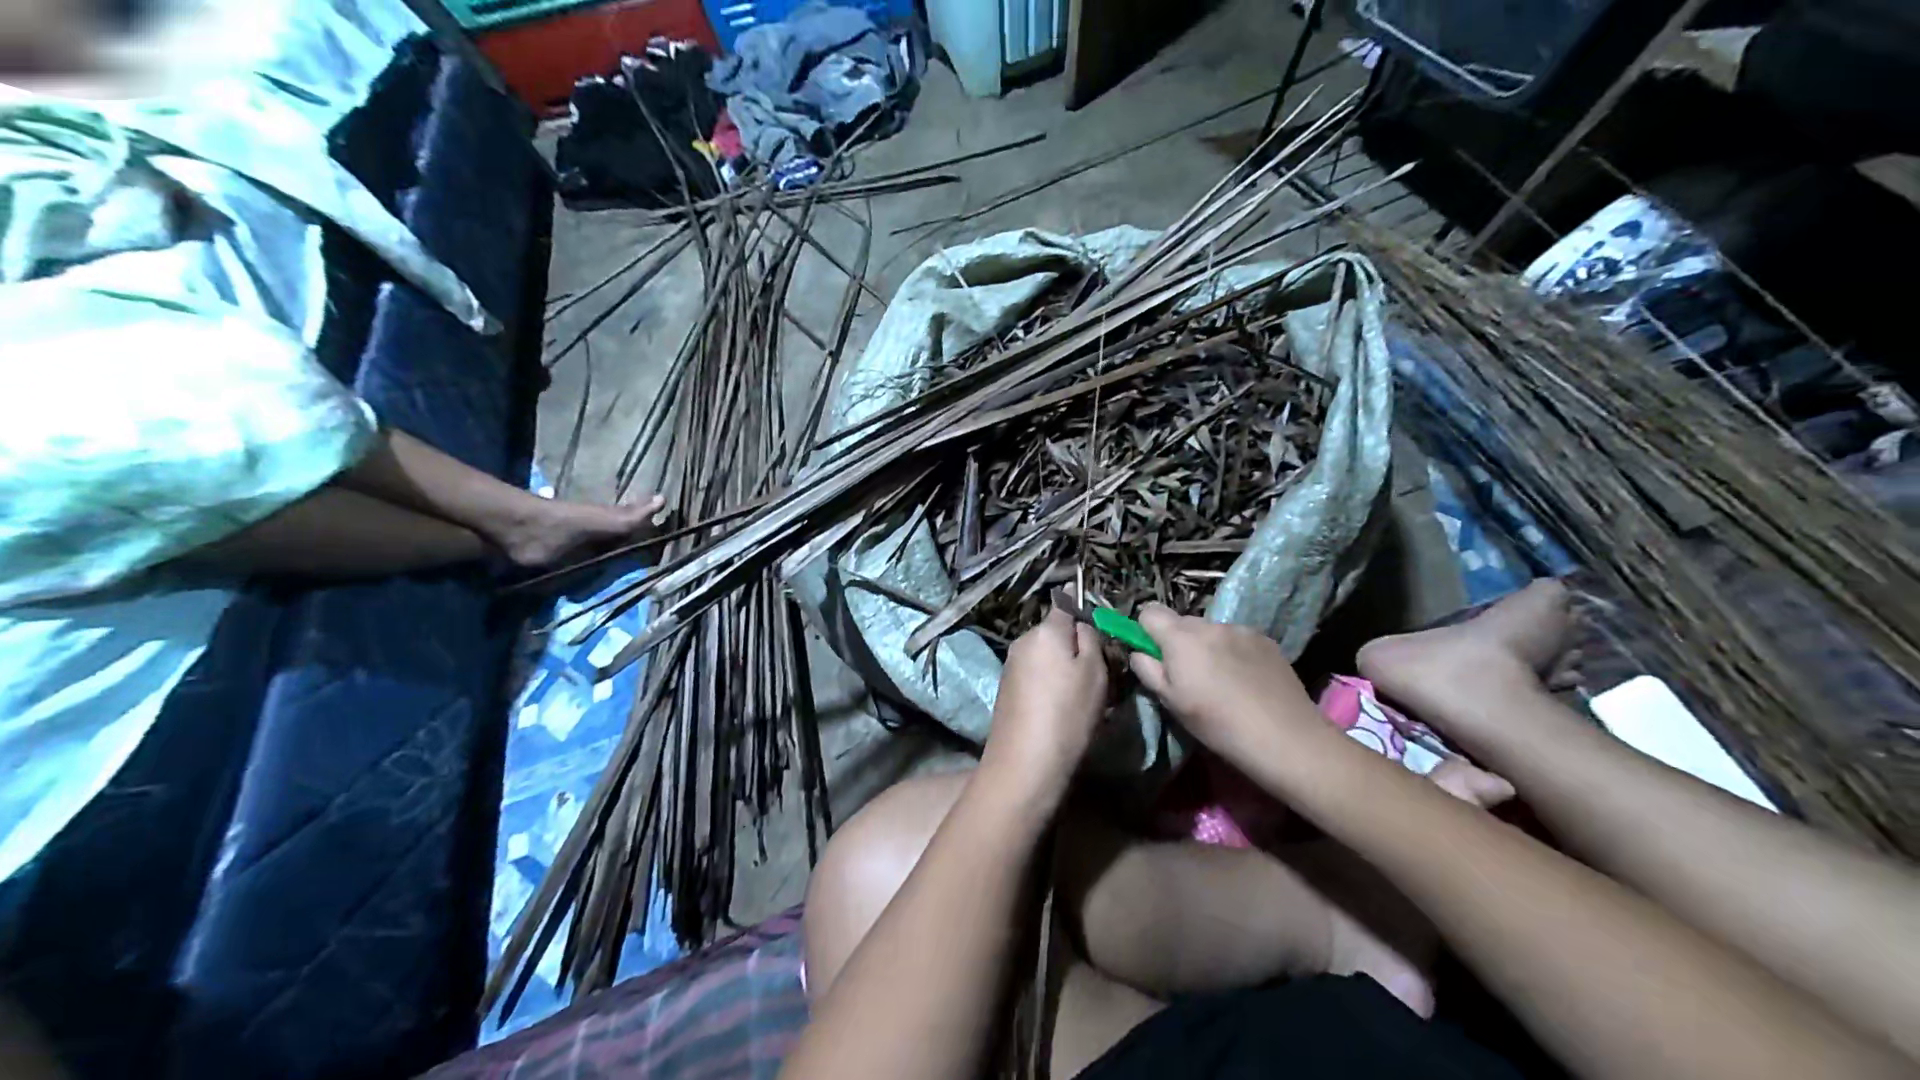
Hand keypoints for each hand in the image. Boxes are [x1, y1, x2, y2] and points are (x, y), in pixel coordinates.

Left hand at [981, 608, 1108, 802]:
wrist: (1025, 763)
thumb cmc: (1067, 713)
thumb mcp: (1094, 670)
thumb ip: (1090, 637)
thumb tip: (1081, 621)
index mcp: (1044, 630)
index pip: (1066, 603)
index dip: (1087, 609)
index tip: (1105, 628)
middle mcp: (1023, 641)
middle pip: (1057, 632)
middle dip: (1079, 646)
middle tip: (1105, 672)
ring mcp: (1012, 666)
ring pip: (1048, 656)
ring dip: (1067, 668)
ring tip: (1089, 697)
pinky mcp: (1008, 690)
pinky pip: (1038, 675)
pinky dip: (1053, 685)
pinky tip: (1066, 710)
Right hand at [1128, 603, 1323, 763]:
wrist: (1283, 735)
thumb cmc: (1217, 722)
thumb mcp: (1171, 702)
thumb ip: (1148, 671)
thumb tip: (1139, 653)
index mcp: (1181, 638)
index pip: (1149, 612)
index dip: (1147, 631)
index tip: (1154, 655)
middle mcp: (1210, 625)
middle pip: (1182, 622)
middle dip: (1179, 641)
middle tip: (1189, 675)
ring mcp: (1241, 629)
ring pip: (1211, 631)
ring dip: (1208, 646)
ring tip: (1222, 679)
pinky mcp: (1265, 639)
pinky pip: (1237, 638)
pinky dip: (1233, 652)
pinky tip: (1245, 679)